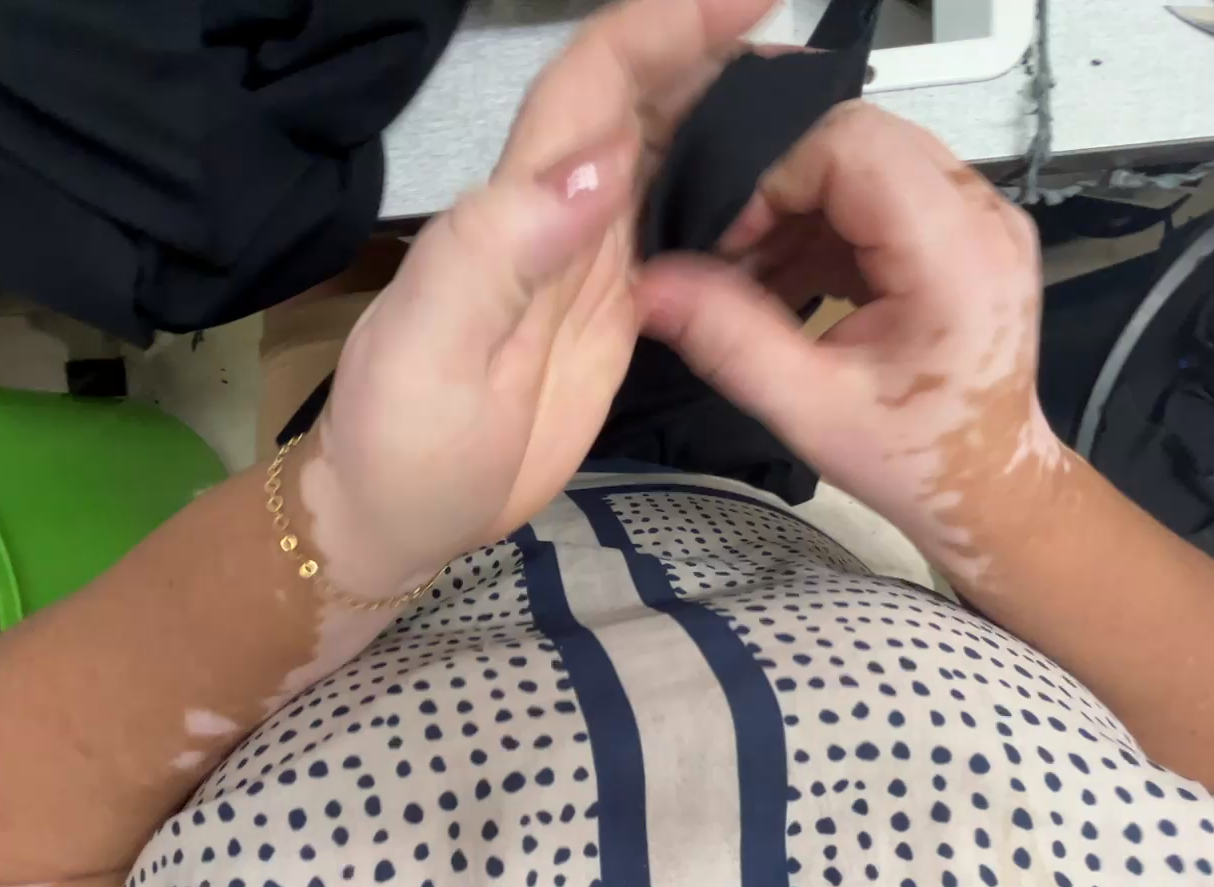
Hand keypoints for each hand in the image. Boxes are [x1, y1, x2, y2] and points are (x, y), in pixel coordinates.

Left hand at [292, 0, 777, 597]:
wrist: (405, 511)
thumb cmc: (404, 438)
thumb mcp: (433, 344)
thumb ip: (500, 251)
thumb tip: (602, 164)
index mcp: (515, 211)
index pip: (592, 86)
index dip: (664, 27)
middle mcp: (558, 225)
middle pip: (638, 111)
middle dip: (715, 65)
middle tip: (806, 65)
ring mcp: (588, 274)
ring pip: (664, 170)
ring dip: (729, 132)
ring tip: (809, 124)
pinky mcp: (612, 322)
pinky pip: (675, 244)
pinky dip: (722, 215)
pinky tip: (767, 214)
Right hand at [635, 101, 1064, 578]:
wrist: (982, 483)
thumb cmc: (906, 456)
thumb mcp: (805, 408)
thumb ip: (728, 341)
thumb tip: (649, 288)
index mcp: (954, 254)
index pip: (852, 146)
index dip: (772, 182)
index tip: (729, 248)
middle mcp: (980, 213)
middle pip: (858, 142)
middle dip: (779, 193)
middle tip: (735, 262)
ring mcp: (977, 218)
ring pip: (863, 164)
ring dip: (795, 215)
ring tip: (756, 283)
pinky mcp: (960, 234)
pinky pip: (876, 197)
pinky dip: (820, 232)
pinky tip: (790, 286)